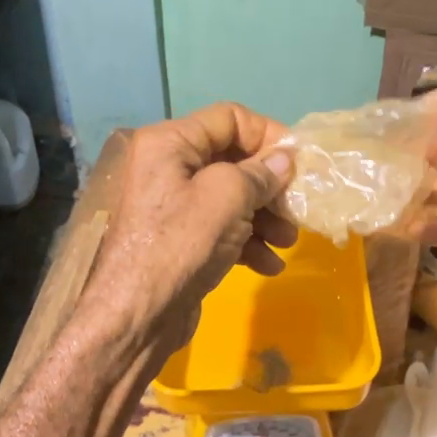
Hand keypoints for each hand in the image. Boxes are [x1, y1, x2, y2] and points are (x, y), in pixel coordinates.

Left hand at [84, 102, 298, 354]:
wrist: (136, 318)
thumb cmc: (180, 246)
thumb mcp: (226, 198)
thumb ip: (260, 173)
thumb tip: (284, 160)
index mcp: (169, 143)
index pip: (229, 118)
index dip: (268, 135)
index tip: (299, 163)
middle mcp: (167, 167)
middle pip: (233, 160)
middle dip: (270, 185)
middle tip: (296, 210)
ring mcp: (173, 206)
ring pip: (232, 198)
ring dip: (265, 217)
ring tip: (288, 242)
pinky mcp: (181, 241)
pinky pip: (222, 228)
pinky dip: (247, 241)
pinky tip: (268, 265)